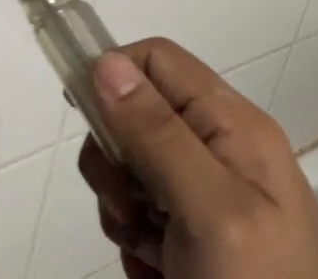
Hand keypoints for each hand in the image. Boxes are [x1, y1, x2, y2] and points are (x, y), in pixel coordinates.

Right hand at [80, 39, 317, 278]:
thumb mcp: (210, 211)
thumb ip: (157, 134)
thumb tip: (103, 60)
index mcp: (233, 125)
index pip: (155, 60)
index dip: (112, 76)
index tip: (84, 119)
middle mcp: (220, 148)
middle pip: (132, 114)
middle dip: (112, 158)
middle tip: (128, 206)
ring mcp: (207, 192)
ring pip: (127, 166)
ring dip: (120, 206)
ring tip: (149, 249)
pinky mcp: (194, 231)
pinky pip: (138, 211)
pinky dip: (134, 237)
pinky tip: (158, 268)